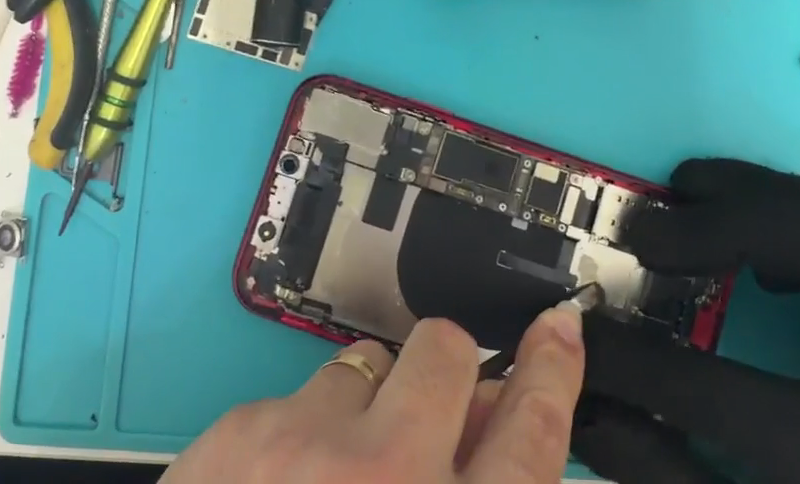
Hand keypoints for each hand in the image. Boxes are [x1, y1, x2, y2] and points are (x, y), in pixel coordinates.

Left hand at [165, 307, 585, 482]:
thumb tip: (490, 422)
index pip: (529, 438)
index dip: (550, 374)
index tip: (556, 330)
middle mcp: (388, 478)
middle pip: (446, 354)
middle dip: (446, 367)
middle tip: (424, 411)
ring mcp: (310, 444)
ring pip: (365, 362)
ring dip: (364, 406)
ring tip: (333, 475)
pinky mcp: (243, 429)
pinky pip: (299, 393)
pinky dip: (302, 430)